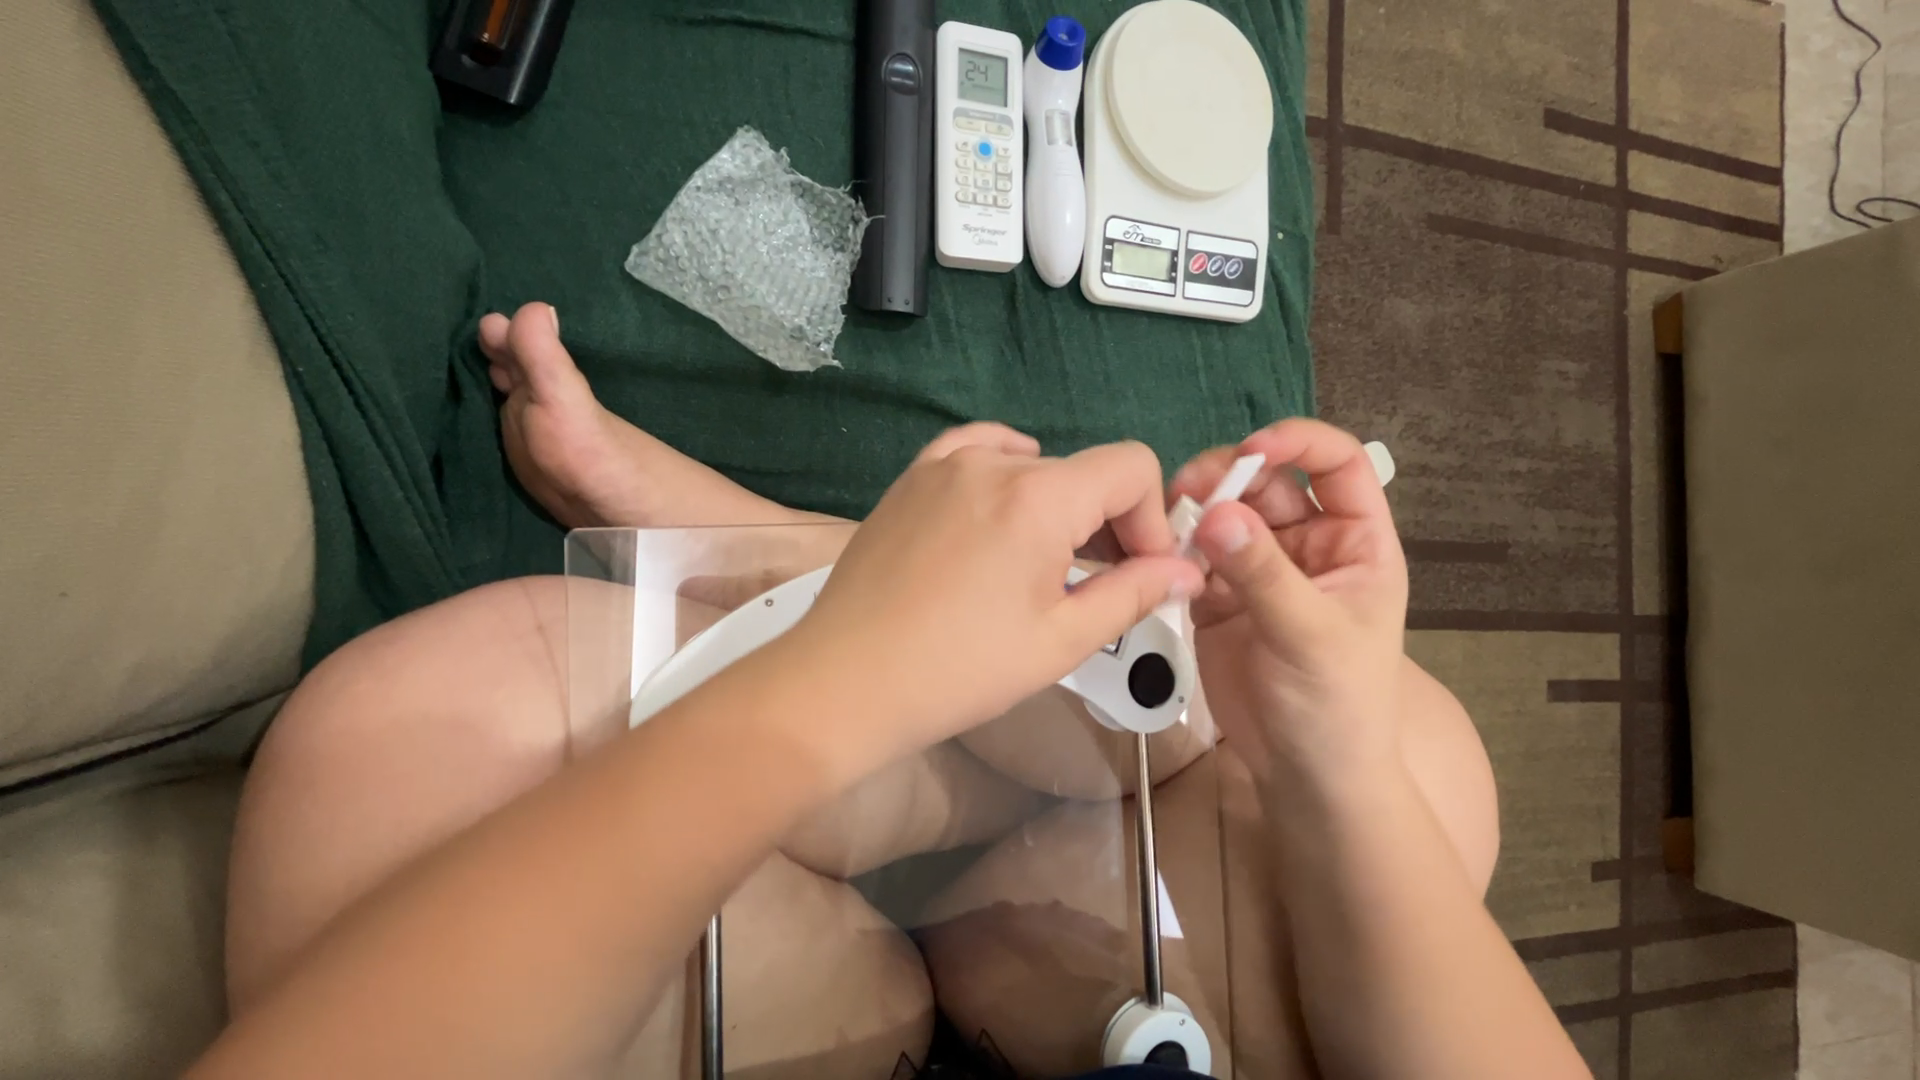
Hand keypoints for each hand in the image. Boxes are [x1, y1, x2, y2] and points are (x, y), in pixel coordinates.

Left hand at [792, 431, 1205, 762]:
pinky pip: (975, 452)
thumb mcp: (1061, 640)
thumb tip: (1187, 569)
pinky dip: (1005, 472)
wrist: (846, 681)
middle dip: (1107, 523)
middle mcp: (993, 462)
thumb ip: (1134, 593)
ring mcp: (943, 465)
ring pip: (1032, 466)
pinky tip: (1003, 507)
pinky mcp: (910, 480)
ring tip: (1042, 565)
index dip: (1151, 518)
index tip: (1138, 573)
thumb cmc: (960, 670)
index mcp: (1040, 496)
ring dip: (1057, 508)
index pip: (1132, 466)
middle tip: (1096, 585)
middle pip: (1082, 471)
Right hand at [1172, 419, 1407, 797]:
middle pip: (1267, 483)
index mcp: (1354, 542)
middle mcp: (1305, 545)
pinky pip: (1194, 555)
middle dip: (1228, 477)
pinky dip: (1175, 548)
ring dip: (1196, 508)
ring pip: (1224, 514)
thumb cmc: (1335, 704)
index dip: (1299, 444)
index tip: (1252, 450)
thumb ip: (1264, 573)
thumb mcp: (1311, 635)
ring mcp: (1259, 570)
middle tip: (1187, 491)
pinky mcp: (1218, 596)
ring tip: (1166, 519)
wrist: (1302, 774)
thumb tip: (1214, 513)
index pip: (1336, 465)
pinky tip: (1158, 553)